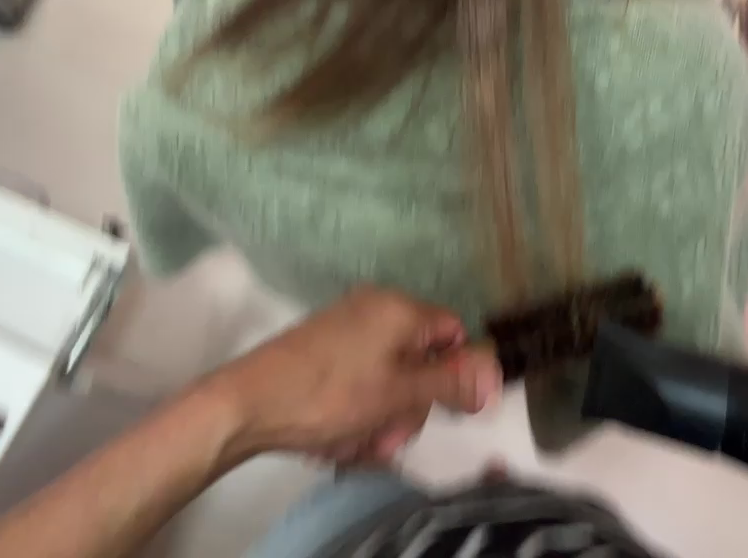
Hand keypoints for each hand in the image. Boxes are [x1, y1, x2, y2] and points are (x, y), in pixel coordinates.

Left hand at [201, 288, 501, 465]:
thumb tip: (496, 373)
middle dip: (410, 404)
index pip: (452, 332)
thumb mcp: (400, 393)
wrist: (251, 400)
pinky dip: (358, 409)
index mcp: (400, 308)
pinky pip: (361, 378)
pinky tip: (338, 434)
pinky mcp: (325, 346)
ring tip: (357, 440)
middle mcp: (376, 307)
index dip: (453, 371)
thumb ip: (450, 382)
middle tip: (388, 433)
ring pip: (389, 376)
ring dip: (382, 415)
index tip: (439, 407)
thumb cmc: (332, 394)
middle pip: (420, 358)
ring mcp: (347, 325)